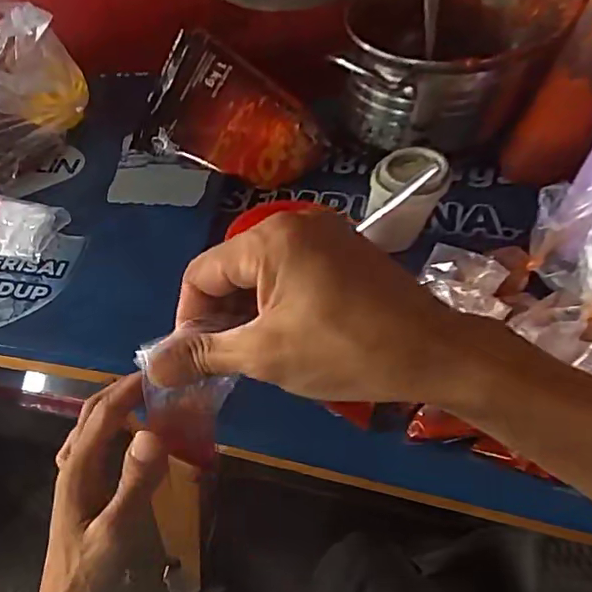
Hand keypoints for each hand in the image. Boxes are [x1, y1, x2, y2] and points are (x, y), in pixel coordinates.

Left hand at [31, 374, 167, 591]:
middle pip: (93, 414)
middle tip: (161, 381)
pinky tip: (135, 443)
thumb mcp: (117, 532)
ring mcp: (74, 478)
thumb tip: (154, 431)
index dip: (130, 389)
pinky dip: (117, 432)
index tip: (162, 372)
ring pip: (93, 429)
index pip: (104, 414)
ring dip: (119, 409)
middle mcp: (72, 466)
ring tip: (153, 402)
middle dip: (122, 391)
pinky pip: (98, 448)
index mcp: (78, 469)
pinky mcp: (81, 492)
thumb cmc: (89, 573)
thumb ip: (135, 483)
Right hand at [148, 210, 490, 403]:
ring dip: (246, 315)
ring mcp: (324, 235)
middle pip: (228, 271)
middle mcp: (293, 224)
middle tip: (223, 360)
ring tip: (253, 354)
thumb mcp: (263, 355)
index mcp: (268, 239)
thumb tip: (153, 367)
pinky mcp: (345, 252)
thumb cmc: (343, 350)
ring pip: (259, 275)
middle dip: (218, 318)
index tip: (195, 358)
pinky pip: (290, 274)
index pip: (200, 274)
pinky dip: (275, 305)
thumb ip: (202, 355)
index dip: (188, 319)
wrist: (438, 354)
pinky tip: (284, 336)